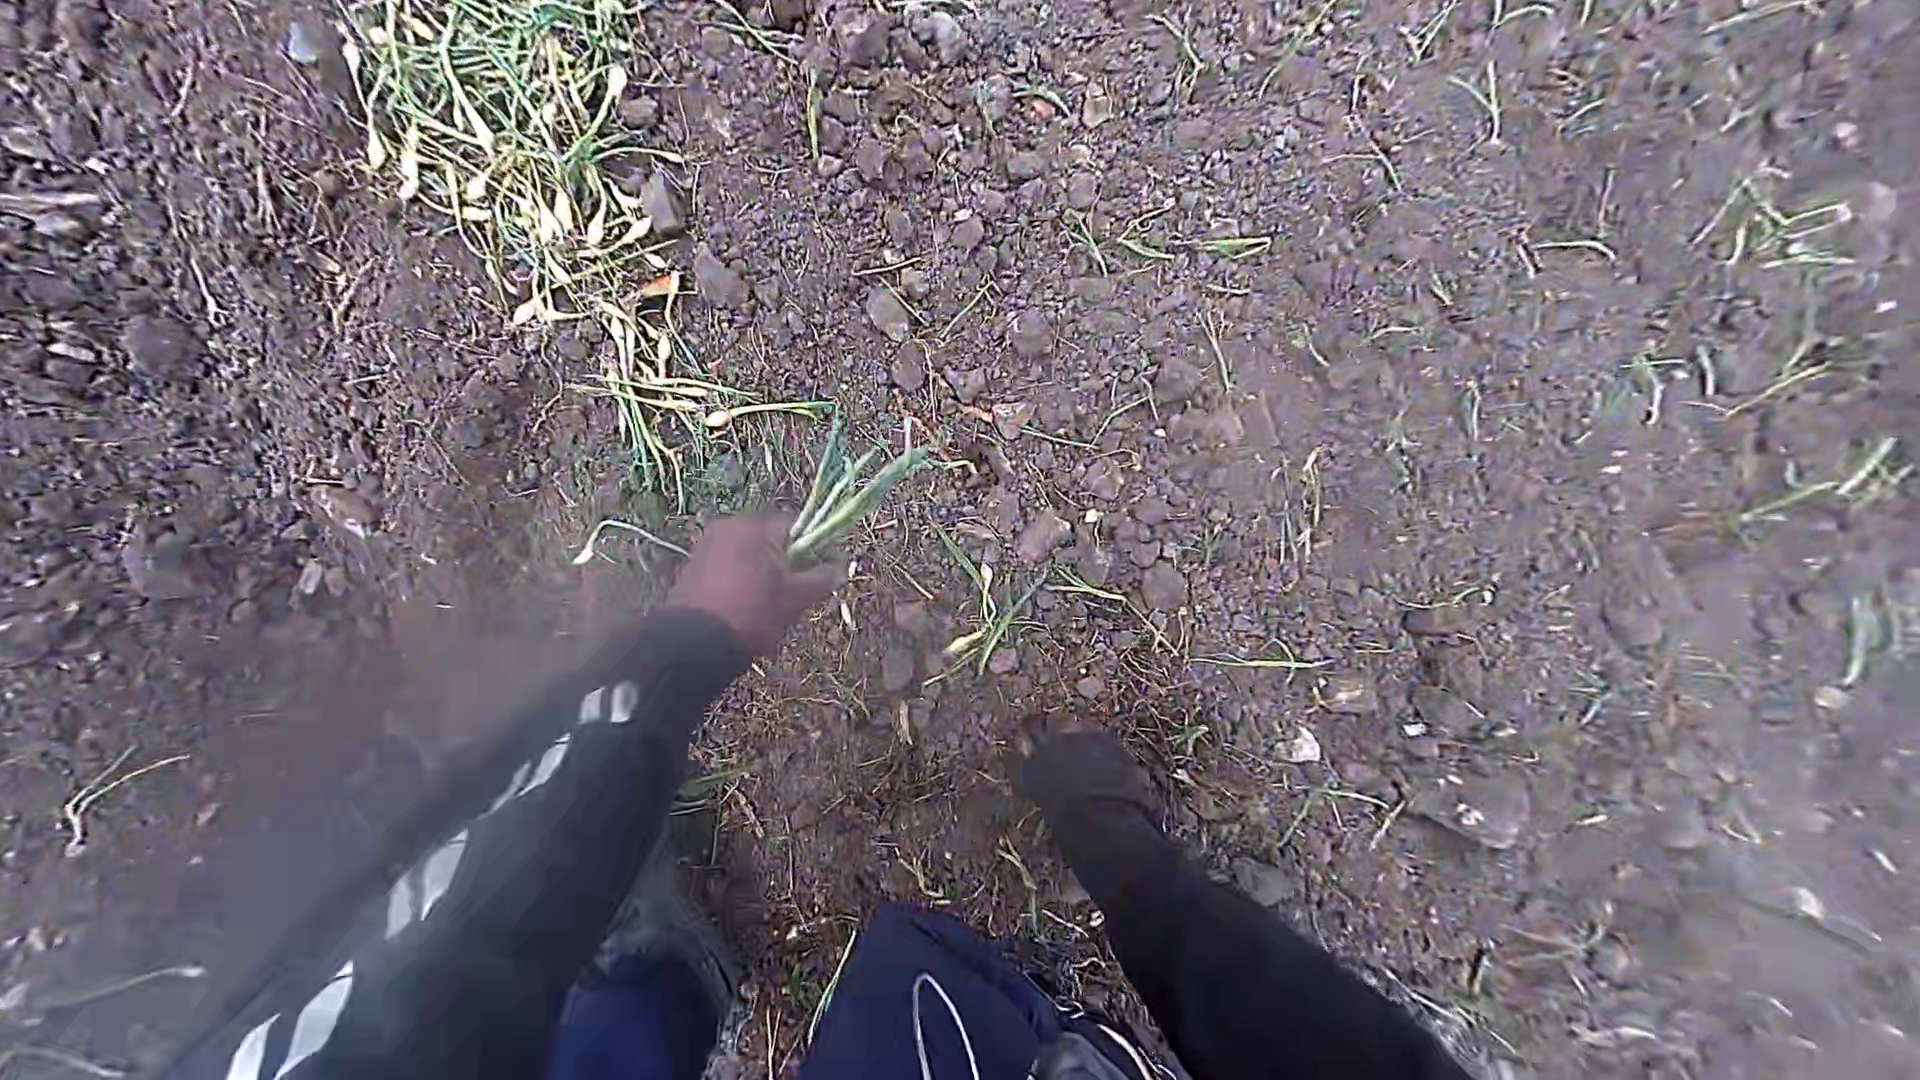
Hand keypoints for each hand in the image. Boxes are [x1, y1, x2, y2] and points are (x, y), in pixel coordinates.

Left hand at [665, 515, 843, 654]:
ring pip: (753, 552)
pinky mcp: (694, 564)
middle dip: (791, 560)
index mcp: (756, 526)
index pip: (799, 524)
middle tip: (802, 590)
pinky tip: (750, 604)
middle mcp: (729, 526)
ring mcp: (708, 544)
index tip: (827, 569)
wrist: (692, 645)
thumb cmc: (751, 614)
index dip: (818, 546)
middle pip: (774, 538)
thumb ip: (822, 577)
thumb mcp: (796, 597)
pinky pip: (732, 563)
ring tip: (776, 602)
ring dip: (768, 570)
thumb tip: (839, 567)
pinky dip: (746, 577)